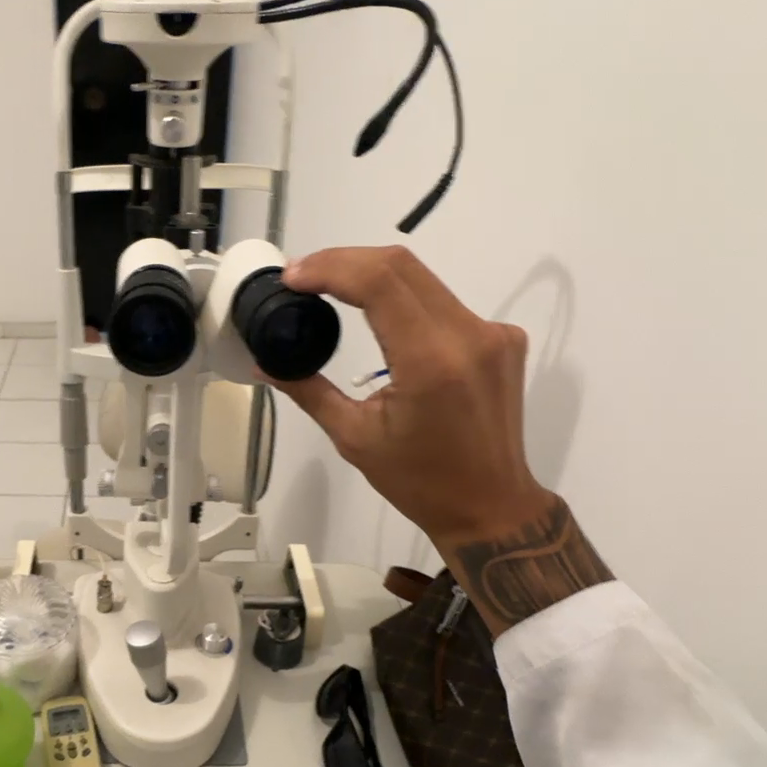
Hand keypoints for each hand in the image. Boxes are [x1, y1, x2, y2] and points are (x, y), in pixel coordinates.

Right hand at [269, 246, 610, 633]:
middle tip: (303, 277)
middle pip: (401, 266)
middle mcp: (470, 335)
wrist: (489, 505)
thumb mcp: (354, 437)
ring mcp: (492, 333)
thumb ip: (309, 390)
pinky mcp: (501, 338)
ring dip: (373, 278)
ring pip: (423, 280)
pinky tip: (380, 320)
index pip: (380, 282)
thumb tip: (265, 364)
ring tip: (329, 290)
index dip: (331, 268)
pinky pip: (444, 303)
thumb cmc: (420, 482)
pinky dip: (404, 302)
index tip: (294, 277)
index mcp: (431, 362)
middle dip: (345, 262)